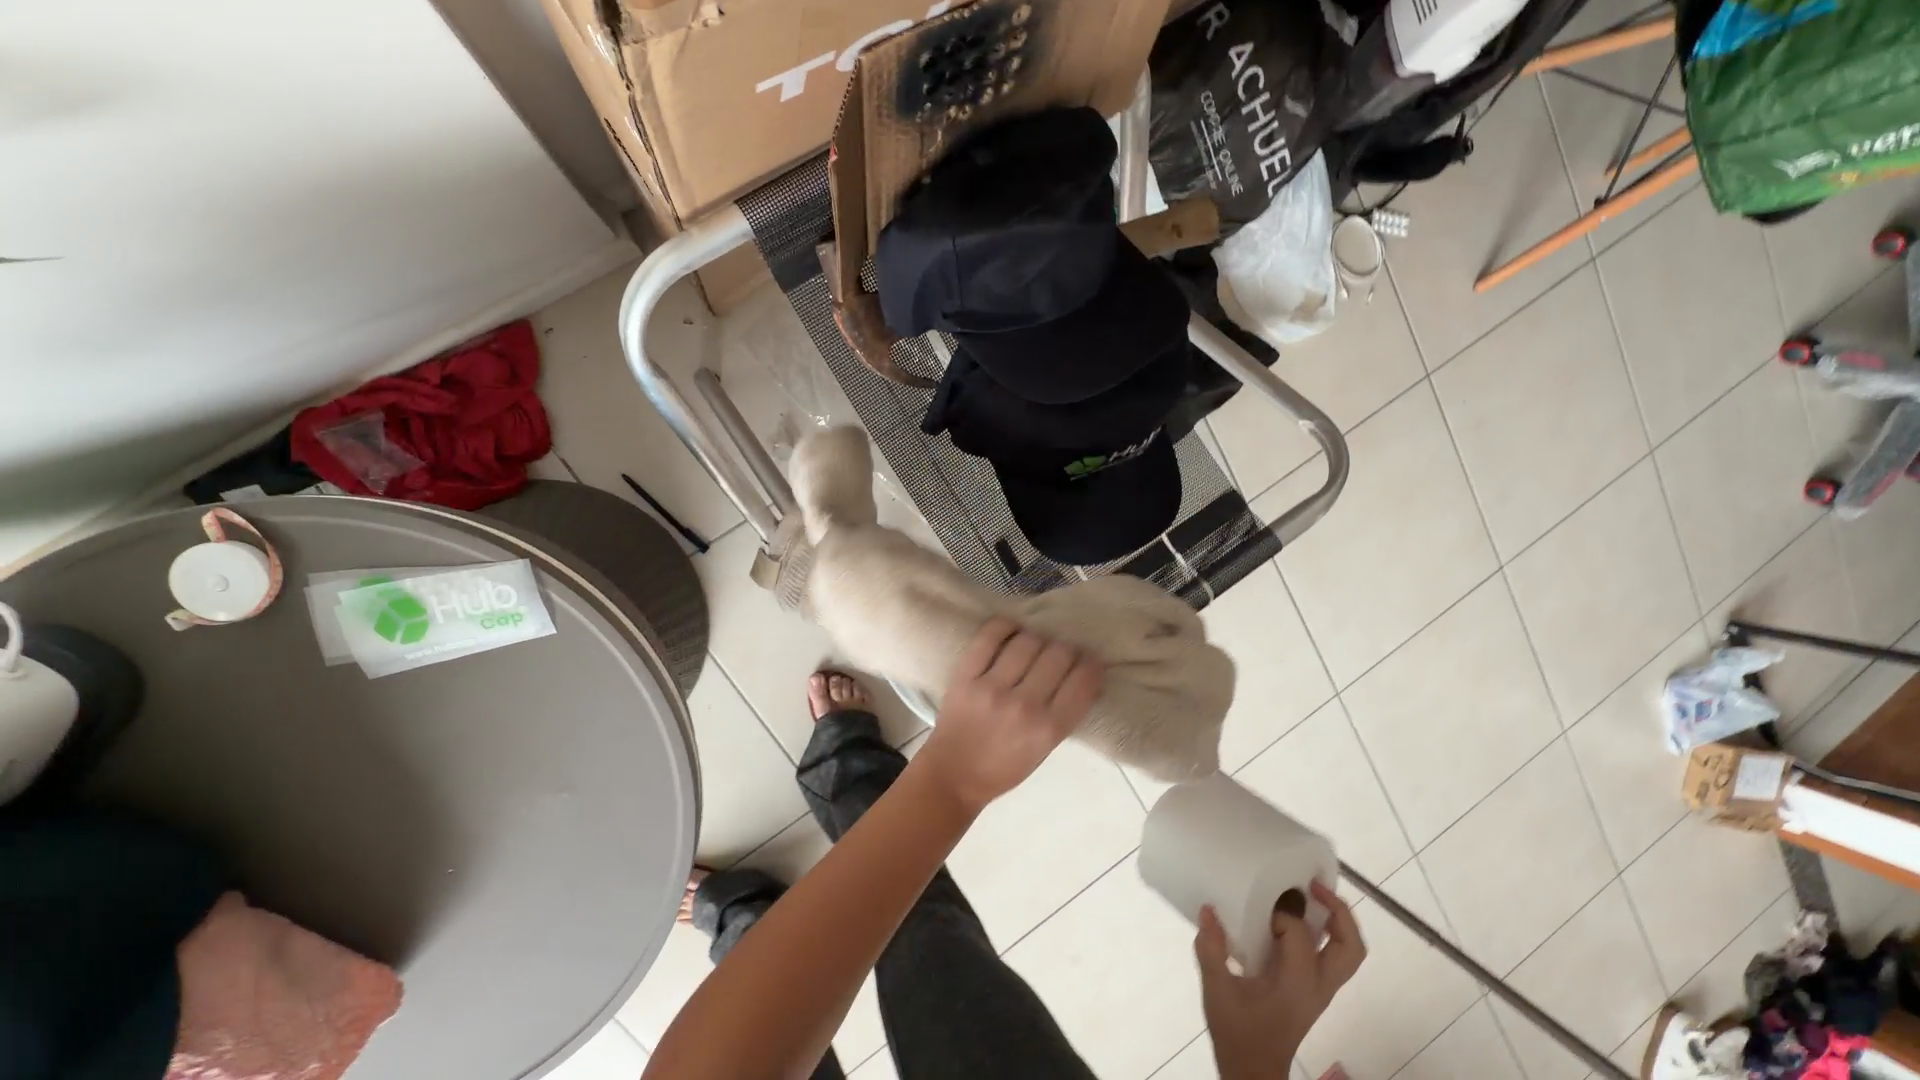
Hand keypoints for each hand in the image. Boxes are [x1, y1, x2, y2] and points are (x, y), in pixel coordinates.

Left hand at [914, 618, 1102, 813]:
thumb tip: (1082, 675)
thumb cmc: (1004, 768)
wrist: (953, 775)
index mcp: (1048, 729)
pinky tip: (1011, 631)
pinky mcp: (965, 676)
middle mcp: (1023, 705)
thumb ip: (1063, 714)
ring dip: (1037, 640)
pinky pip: (989, 636)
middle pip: (1059, 654)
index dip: (1092, 665)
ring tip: (1035, 646)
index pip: (1083, 681)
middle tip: (1060, 655)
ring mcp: (991, 687)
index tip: (1089, 662)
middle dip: (1066, 651)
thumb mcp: (1045, 749)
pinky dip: (1005, 626)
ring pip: (1028, 641)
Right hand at [1197, 881, 1365, 1079]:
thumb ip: (1212, 950)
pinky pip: (1334, 958)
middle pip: (1351, 945)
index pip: (1300, 935)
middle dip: (1338, 911)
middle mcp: (1319, 986)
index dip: (1281, 914)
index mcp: (1298, 983)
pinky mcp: (1315, 994)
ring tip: (1312, 897)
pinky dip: (1326, 935)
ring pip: (1349, 953)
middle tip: (1312, 885)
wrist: (1253, 1072)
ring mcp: (1322, 992)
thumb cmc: (1238, 1034)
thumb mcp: (1217, 991)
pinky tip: (1296, 924)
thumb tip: (1208, 910)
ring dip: (1337, 922)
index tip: (1258, 908)